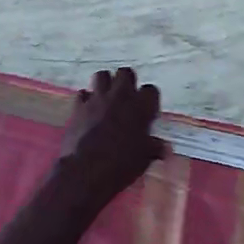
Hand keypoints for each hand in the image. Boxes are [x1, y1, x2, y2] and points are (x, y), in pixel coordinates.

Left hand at [51, 68, 166, 207]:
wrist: (87, 170)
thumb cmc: (122, 164)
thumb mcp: (144, 158)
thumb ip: (154, 147)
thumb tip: (164, 147)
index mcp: (140, 106)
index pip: (151, 90)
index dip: (149, 99)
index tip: (148, 111)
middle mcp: (120, 96)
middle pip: (125, 73)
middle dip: (127, 82)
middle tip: (127, 98)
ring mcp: (97, 99)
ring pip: (101, 75)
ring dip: (105, 84)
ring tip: (107, 98)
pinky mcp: (78, 106)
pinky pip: (83, 94)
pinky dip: (86, 99)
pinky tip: (88, 110)